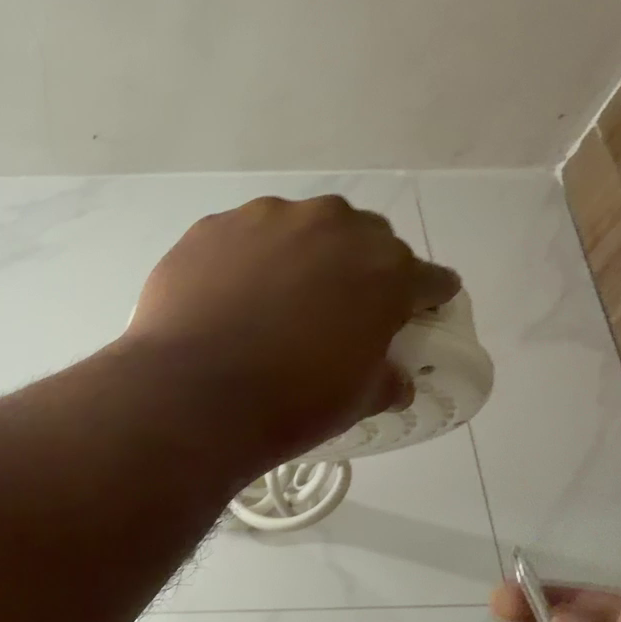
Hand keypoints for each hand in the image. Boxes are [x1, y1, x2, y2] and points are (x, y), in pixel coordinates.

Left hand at [123, 194, 459, 465]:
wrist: (192, 394)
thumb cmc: (289, 402)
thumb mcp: (357, 401)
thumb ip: (386, 379)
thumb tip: (394, 378)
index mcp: (386, 269)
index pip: (428, 279)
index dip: (424, 300)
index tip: (416, 315)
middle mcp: (333, 226)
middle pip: (363, 240)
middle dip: (359, 269)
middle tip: (338, 309)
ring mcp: (267, 218)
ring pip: (299, 228)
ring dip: (298, 256)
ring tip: (273, 300)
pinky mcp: (213, 226)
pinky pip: (242, 238)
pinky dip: (244, 260)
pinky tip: (226, 296)